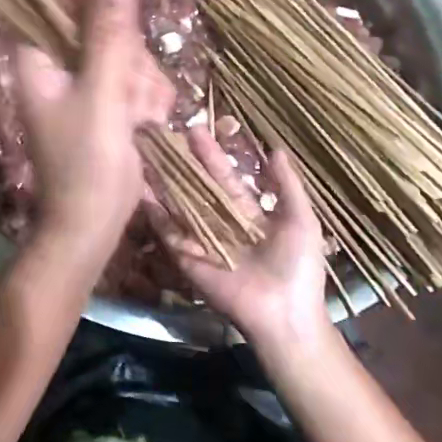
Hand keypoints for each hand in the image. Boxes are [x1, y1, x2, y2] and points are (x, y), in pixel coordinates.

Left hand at [15, 0, 174, 260]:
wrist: (92, 221)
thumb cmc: (87, 162)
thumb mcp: (100, 92)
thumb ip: (109, 30)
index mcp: (34, 60)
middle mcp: (55, 67)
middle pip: (95, 21)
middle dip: (125, 49)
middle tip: (129, 84)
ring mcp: (83, 84)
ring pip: (123, 49)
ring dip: (141, 76)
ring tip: (141, 113)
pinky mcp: (107, 101)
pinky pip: (134, 75)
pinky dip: (147, 94)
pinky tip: (150, 120)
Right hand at [152, 129, 329, 343]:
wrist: (282, 311)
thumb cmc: (298, 266)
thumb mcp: (300, 220)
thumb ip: (286, 186)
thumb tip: (276, 148)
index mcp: (247, 213)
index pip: (224, 177)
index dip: (210, 155)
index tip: (195, 130)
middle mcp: (219, 222)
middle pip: (196, 187)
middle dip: (182, 162)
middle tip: (163, 135)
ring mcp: (200, 239)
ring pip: (177, 205)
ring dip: (162, 183)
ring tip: (145, 156)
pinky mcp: (184, 256)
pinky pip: (168, 233)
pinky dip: (154, 214)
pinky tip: (140, 192)